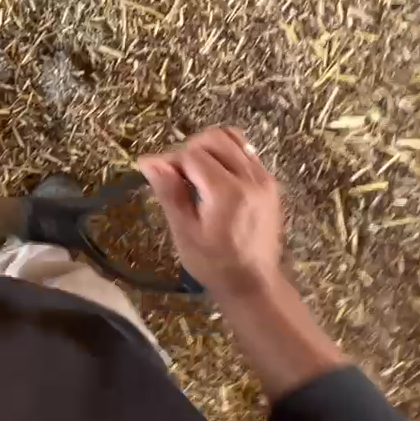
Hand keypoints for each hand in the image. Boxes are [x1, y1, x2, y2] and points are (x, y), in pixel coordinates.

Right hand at [137, 127, 283, 298]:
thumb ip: (169, 192)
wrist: (253, 282)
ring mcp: (264, 179)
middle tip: (175, 174)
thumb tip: (149, 161)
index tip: (154, 175)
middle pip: (215, 138)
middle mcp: (251, 178)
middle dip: (188, 149)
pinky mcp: (270, 183)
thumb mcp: (184, 232)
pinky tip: (213, 178)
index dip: (169, 161)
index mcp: (227, 192)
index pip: (192, 155)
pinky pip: (246, 153)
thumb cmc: (213, 263)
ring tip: (194, 172)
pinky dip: (225, 156)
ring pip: (233, 139)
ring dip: (208, 148)